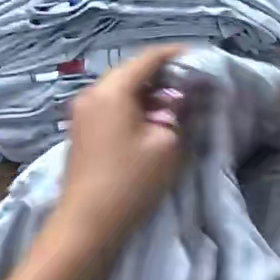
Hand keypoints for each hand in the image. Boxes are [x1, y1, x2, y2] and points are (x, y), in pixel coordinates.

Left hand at [54, 45, 187, 247]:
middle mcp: (92, 92)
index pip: (148, 58)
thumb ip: (180, 112)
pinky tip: (150, 119)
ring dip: (147, 91)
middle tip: (191, 83)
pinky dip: (132, 104)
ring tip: (175, 102)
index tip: (199, 57)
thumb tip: (185, 96)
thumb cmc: (131, 181)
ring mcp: (82, 111)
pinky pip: (110, 104)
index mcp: (112, 89)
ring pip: (120, 88)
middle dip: (162, 74)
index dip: (176, 54)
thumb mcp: (167, 144)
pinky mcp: (80, 129)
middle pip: (131, 70)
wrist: (86, 224)